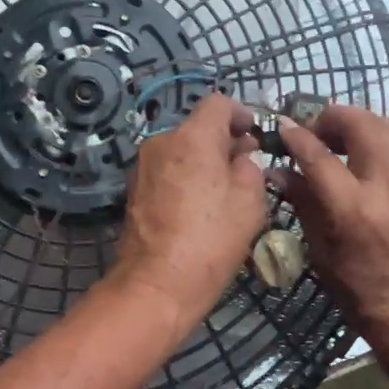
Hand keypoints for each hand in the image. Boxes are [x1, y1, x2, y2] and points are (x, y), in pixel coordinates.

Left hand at [113, 95, 267, 325]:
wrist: (156, 285)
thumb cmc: (211, 239)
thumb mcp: (249, 201)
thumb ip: (250, 168)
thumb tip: (241, 158)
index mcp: (193, 137)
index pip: (218, 103)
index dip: (240, 113)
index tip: (254, 134)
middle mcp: (162, 142)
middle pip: (198, 127)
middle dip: (223, 141)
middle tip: (246, 165)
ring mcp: (144, 166)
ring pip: (181, 150)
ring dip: (203, 161)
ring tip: (223, 190)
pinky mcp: (134, 191)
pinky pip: (167, 171)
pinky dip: (185, 178)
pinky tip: (199, 206)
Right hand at [278, 105, 388, 366]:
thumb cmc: (358, 290)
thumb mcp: (319, 250)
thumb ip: (302, 201)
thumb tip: (277, 170)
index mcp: (352, 211)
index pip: (319, 157)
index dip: (297, 135)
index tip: (282, 126)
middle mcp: (384, 189)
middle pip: (361, 126)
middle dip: (333, 117)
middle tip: (316, 129)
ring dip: (362, 121)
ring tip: (343, 134)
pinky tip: (378, 142)